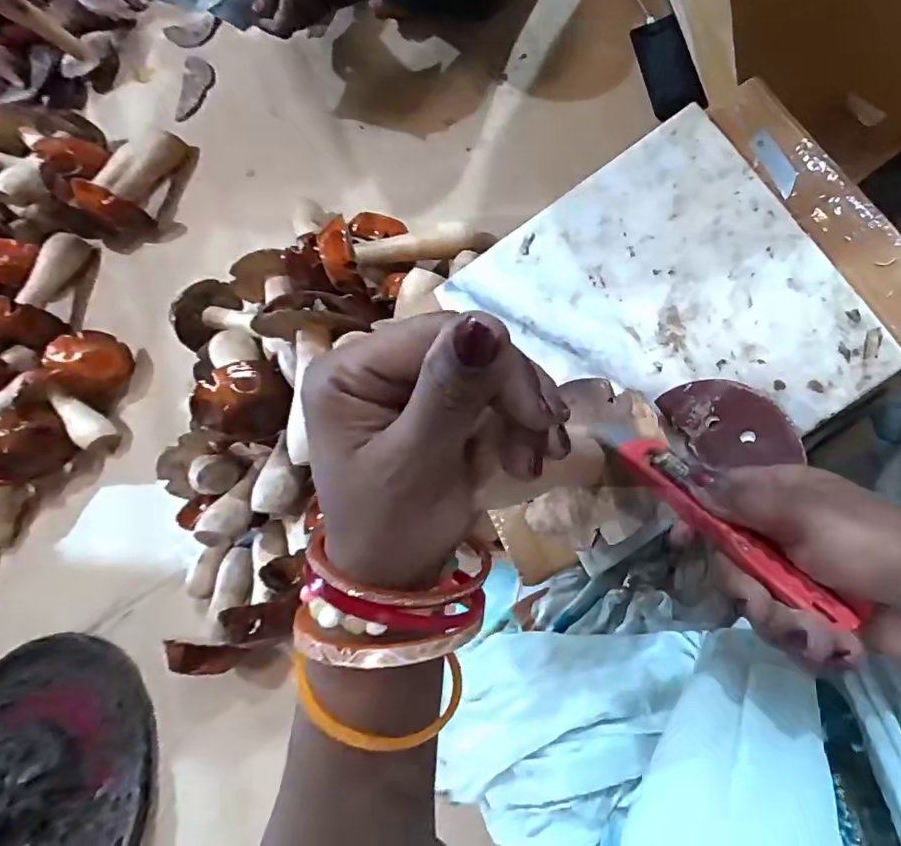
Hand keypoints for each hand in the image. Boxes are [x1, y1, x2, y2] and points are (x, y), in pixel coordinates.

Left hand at [255, 0, 341, 37]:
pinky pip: (315, 14)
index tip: (254, 16)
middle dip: (278, 21)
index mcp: (294, 11)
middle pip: (294, 28)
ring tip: (279, 4)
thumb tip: (259, 12)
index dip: (265, 26)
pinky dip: (302, 10)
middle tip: (265, 10)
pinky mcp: (331, 1)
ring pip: (305, 22)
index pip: (279, 29)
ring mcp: (323, 10)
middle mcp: (311, 16)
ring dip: (291, 16)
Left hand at [301, 312, 570, 589]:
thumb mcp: (419, 461)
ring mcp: (413, 380)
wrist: (399, 576)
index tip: (541, 417)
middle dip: (518, 396)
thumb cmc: (393, 527)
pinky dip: (522, 421)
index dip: (502, 366)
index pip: (444, 334)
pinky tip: (531, 454)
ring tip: (539, 460)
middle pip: (474, 348)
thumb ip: (450, 392)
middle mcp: (379, 363)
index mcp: (351, 370)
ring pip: (494, 369)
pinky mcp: (442, 398)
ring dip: (526, 412)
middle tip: (548, 446)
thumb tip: (486, 324)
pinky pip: (497, 391)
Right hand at [679, 466, 900, 669]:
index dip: (697, 520)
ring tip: (829, 634)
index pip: (720, 499)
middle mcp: (782, 535)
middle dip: (752, 595)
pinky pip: (789, 638)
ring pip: (758, 610)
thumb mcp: (807, 515)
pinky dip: (817, 646)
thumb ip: (747, 503)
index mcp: (781, 496)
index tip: (679, 545)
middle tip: (774, 605)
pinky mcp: (816, 618)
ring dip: (791, 628)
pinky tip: (845, 645)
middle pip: (731, 566)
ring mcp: (799, 579)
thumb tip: (694, 483)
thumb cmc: (872, 543)